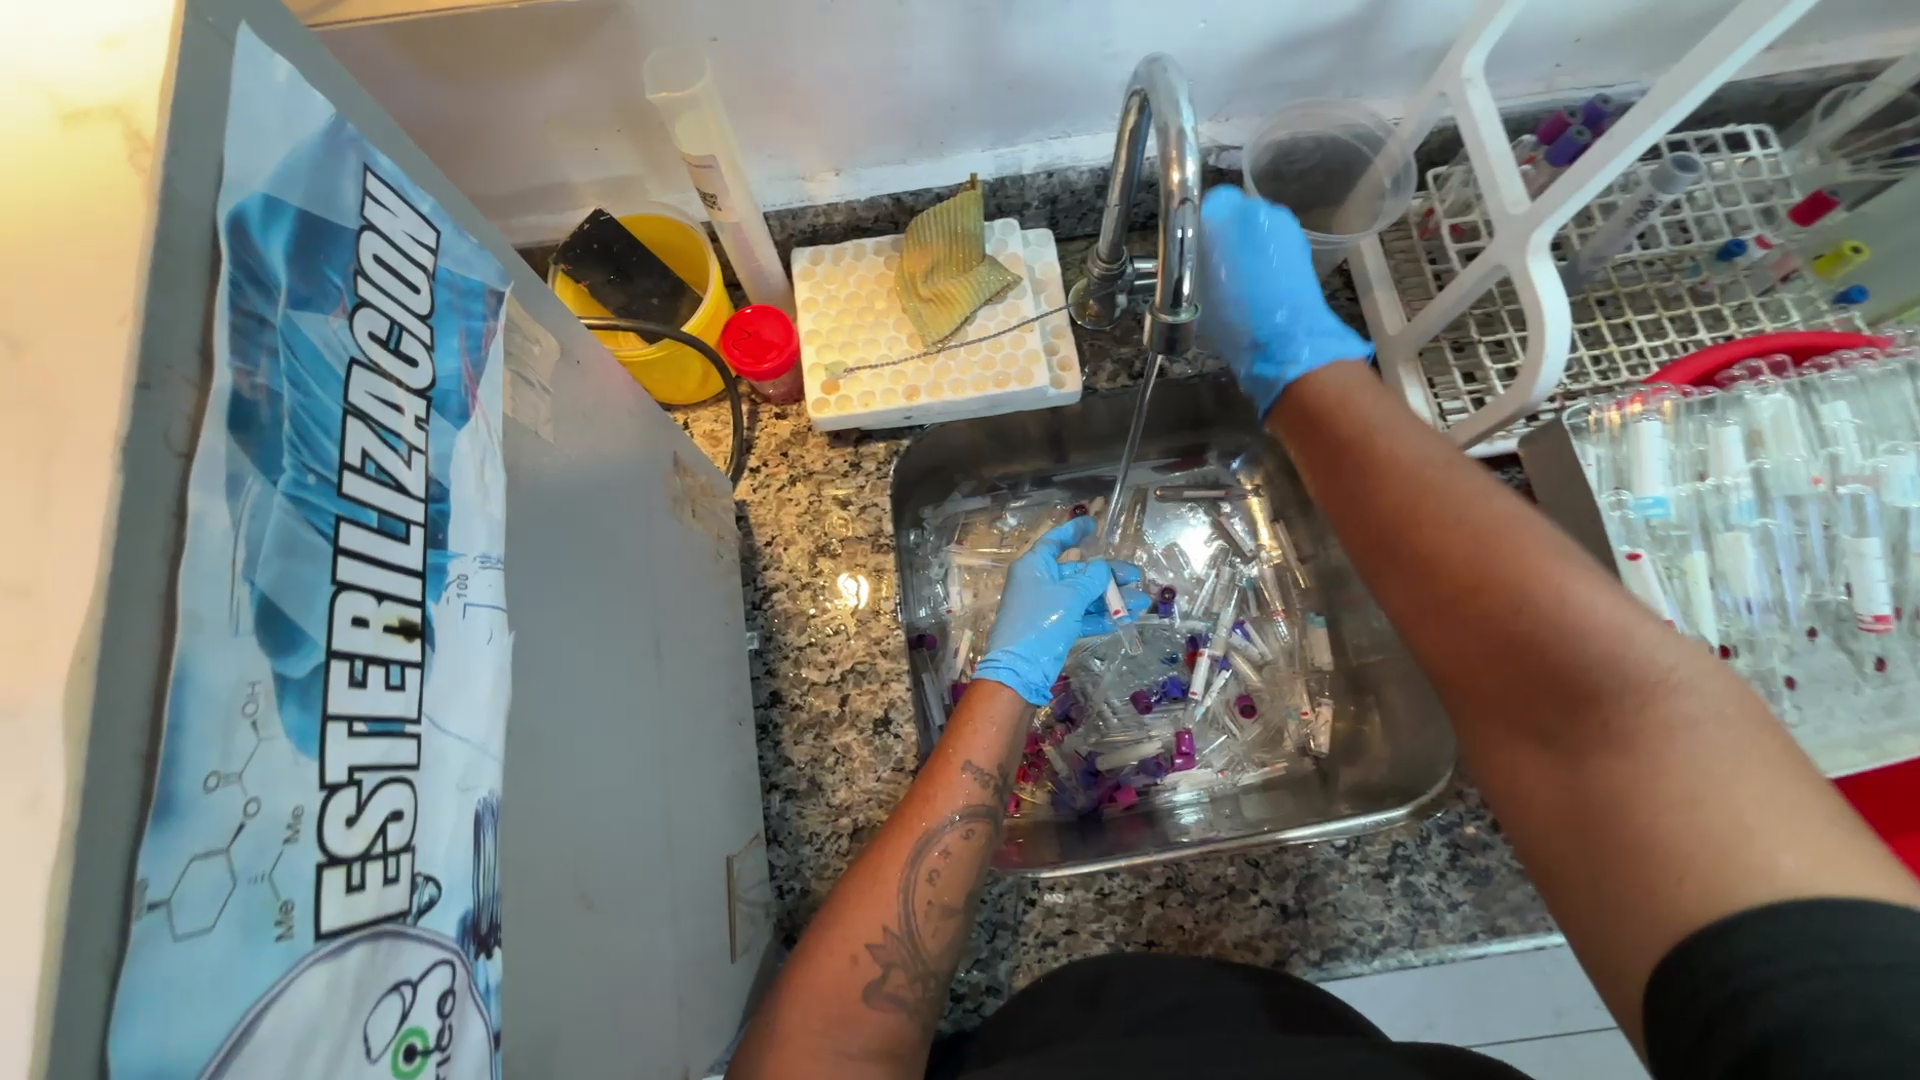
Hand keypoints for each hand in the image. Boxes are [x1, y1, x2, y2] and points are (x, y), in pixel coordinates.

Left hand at [972, 517, 1147, 704]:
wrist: (1020, 670)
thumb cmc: (1039, 623)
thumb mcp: (1069, 596)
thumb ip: (1091, 579)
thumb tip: (1103, 568)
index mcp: (1034, 566)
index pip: (1055, 542)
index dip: (1074, 531)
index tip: (1093, 524)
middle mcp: (1040, 583)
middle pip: (1077, 572)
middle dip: (1107, 574)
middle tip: (1136, 576)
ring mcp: (1048, 607)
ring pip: (1084, 596)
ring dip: (1111, 598)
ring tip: (1142, 601)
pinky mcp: (1055, 628)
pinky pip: (1082, 616)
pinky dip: (1102, 616)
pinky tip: (1127, 618)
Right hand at [1199, 185, 1374, 415]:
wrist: (1285, 341)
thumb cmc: (1232, 316)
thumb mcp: (1194, 291)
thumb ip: (1192, 261)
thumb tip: (1194, 255)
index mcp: (1226, 213)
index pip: (1206, 204)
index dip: (1198, 227)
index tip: (1193, 252)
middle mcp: (1258, 208)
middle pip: (1233, 212)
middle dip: (1223, 234)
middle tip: (1211, 267)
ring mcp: (1284, 225)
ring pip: (1254, 228)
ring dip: (1244, 245)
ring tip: (1235, 280)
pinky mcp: (1301, 244)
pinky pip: (1272, 243)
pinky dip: (1263, 256)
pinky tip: (1257, 286)